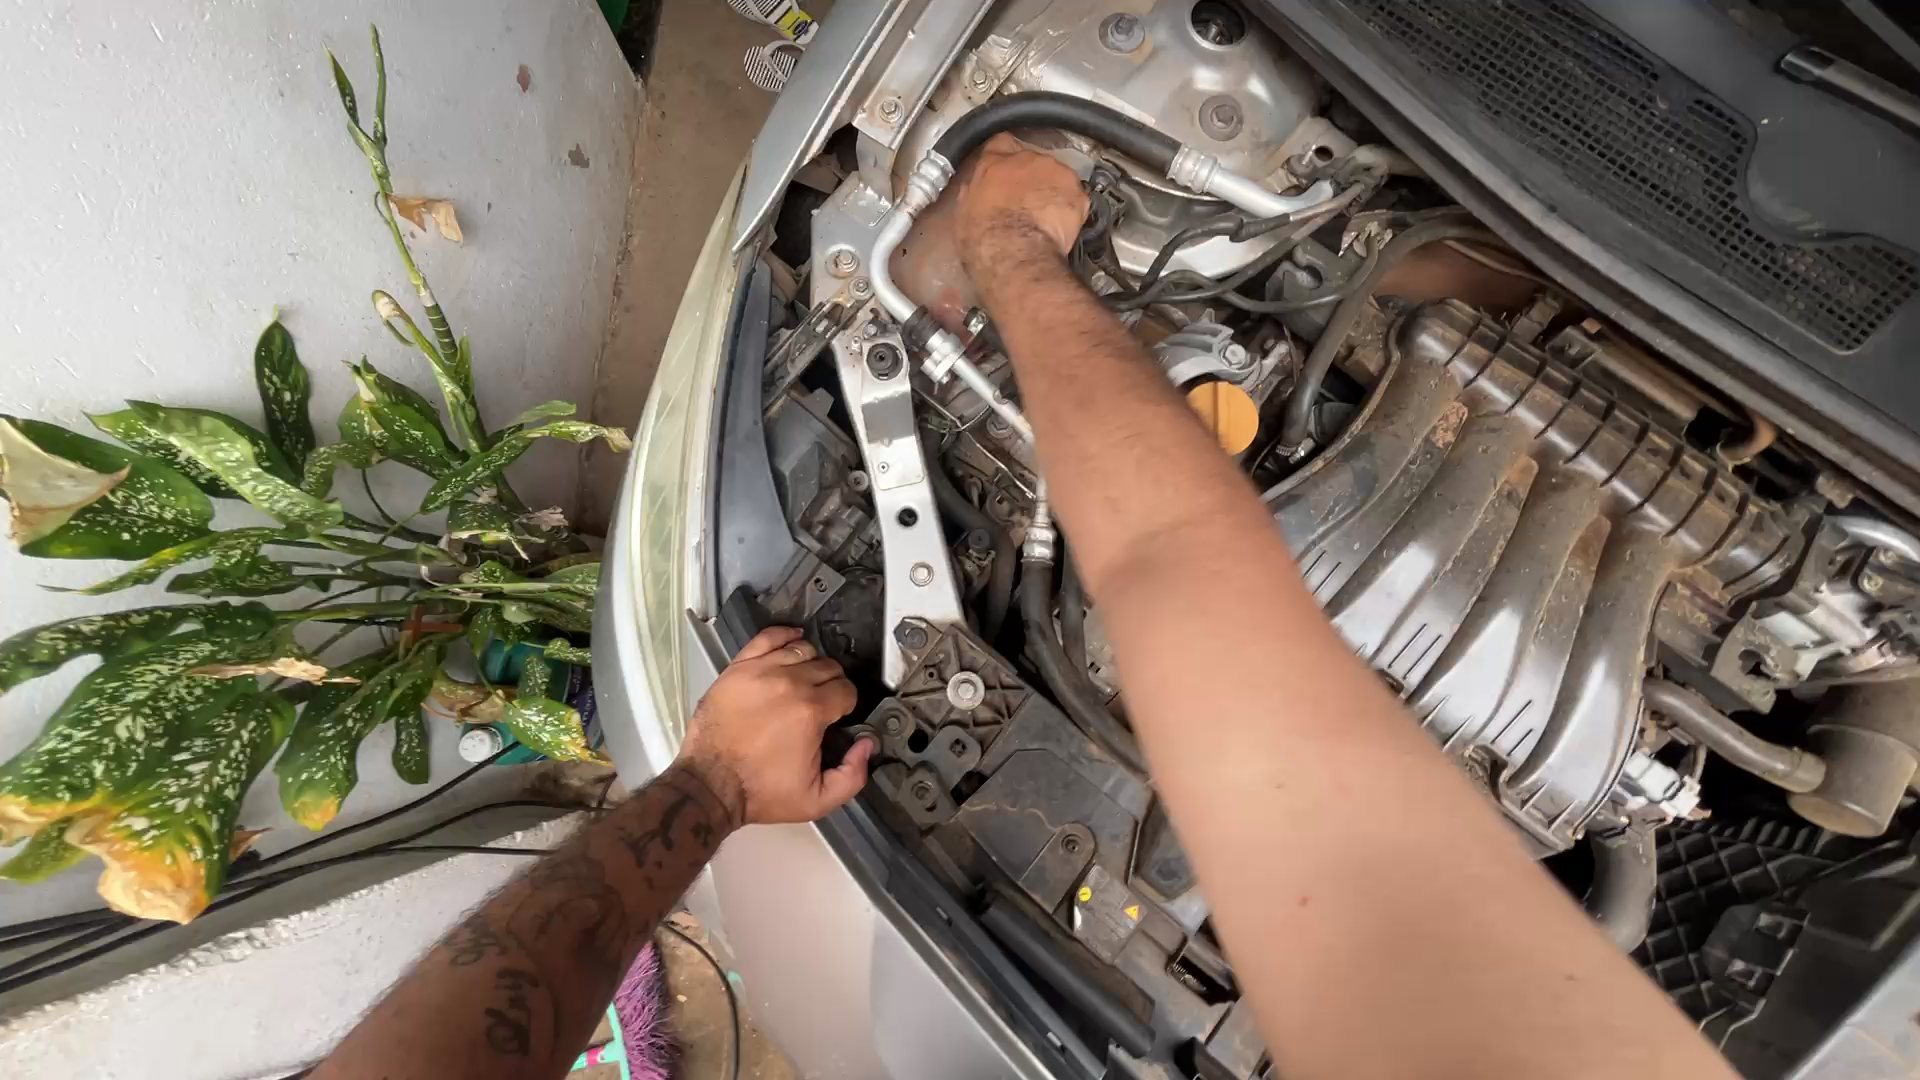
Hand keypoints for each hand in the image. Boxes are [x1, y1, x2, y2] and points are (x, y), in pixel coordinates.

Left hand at [675, 626, 873, 827]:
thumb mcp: (817, 800)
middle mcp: (789, 684)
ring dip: (811, 663)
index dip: (846, 704)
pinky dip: (784, 635)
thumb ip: (853, 776)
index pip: (846, 690)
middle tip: (822, 702)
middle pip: (828, 667)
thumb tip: (866, 745)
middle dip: (831, 684)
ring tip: (805, 680)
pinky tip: (792, 642)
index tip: (837, 715)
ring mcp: (761, 671)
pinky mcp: (739, 668)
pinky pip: (768, 637)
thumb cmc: (759, 791)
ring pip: (803, 650)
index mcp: (810, 711)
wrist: (710, 786)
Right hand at [952, 133, 1090, 286]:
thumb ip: (972, 197)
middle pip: (1032, 162)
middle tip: (1026, 207)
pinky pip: (1076, 198)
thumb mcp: (963, 217)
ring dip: (1052, 194)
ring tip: (1046, 221)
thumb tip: (973, 193)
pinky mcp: (1077, 192)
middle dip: (1031, 180)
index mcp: (994, 162)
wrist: (1015, 254)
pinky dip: (1071, 210)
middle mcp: (1026, 159)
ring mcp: (1055, 172)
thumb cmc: (984, 240)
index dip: (1004, 159)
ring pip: (1057, 178)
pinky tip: (1061, 229)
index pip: (1001, 144)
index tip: (1005, 173)